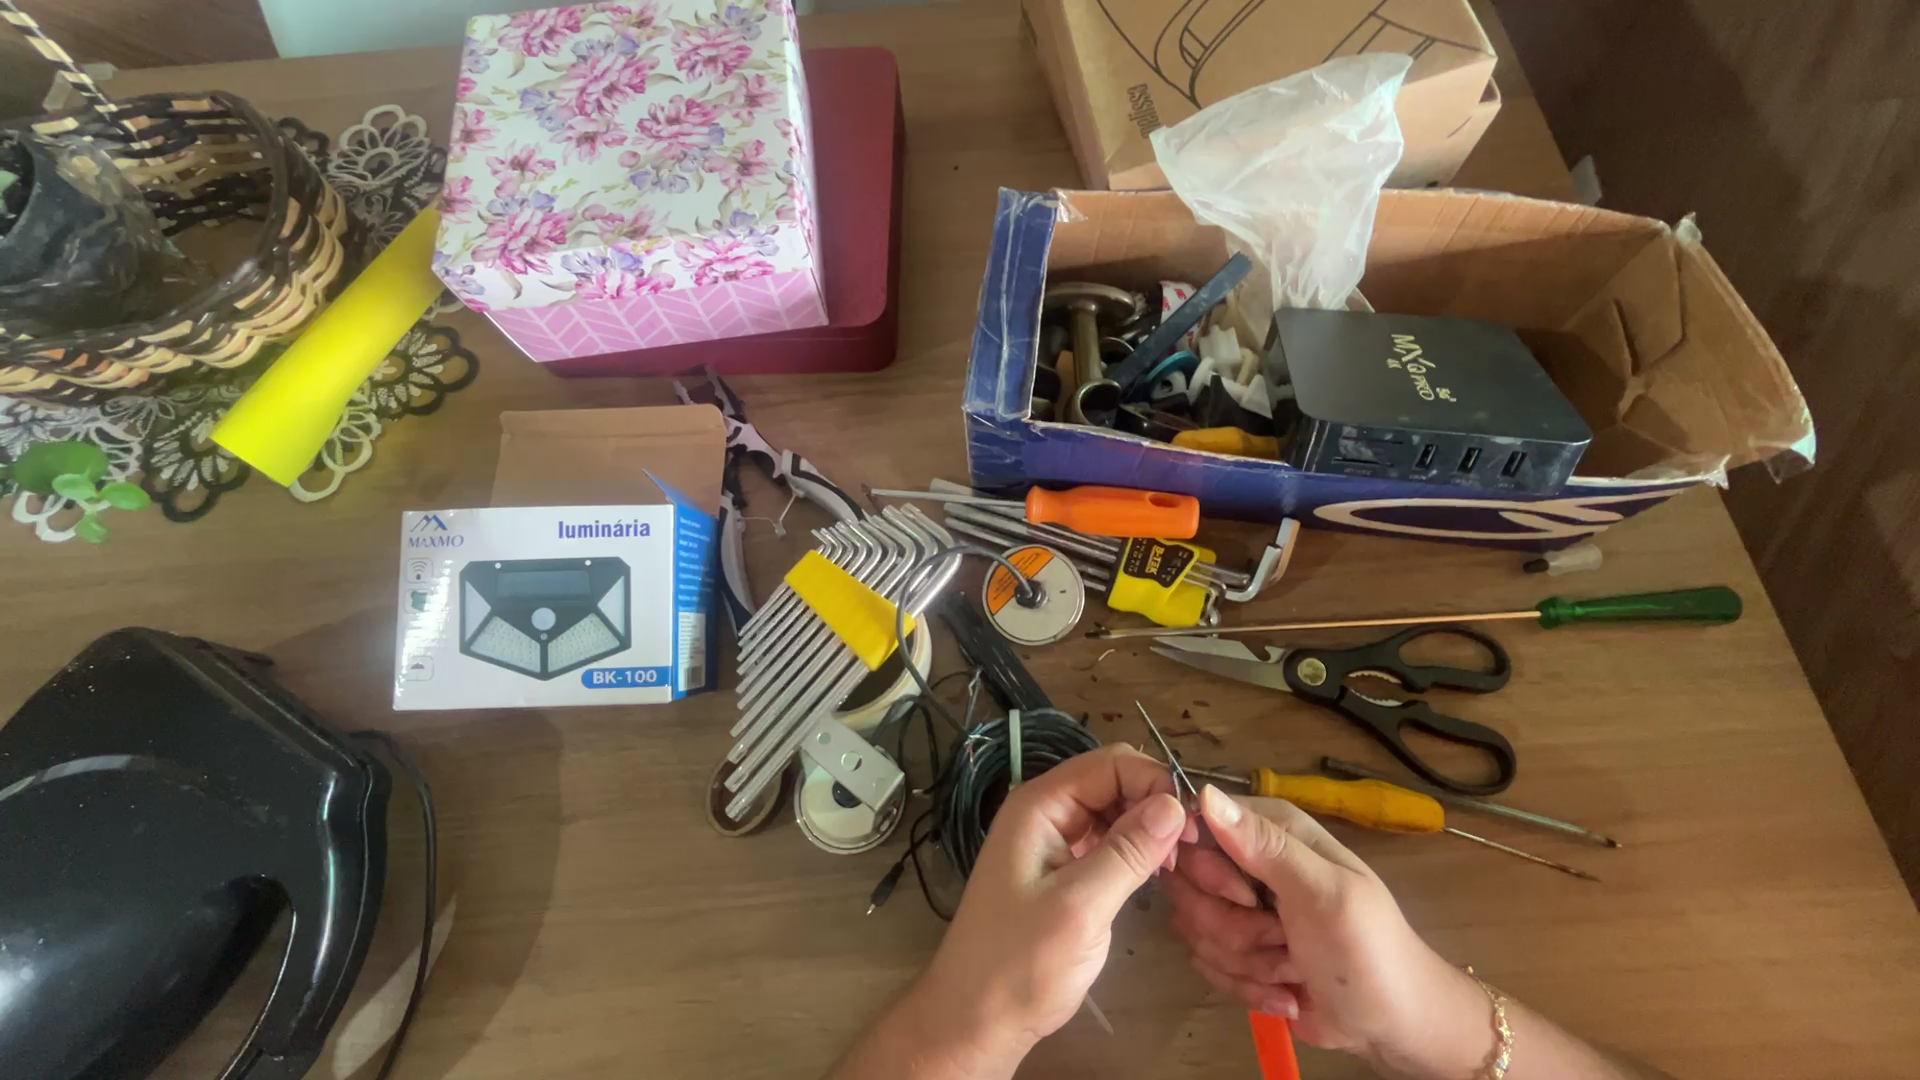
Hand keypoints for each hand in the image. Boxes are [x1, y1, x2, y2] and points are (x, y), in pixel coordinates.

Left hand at [904, 745, 1193, 1074]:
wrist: (976, 1017)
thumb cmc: (1020, 962)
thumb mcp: (1080, 906)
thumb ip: (1127, 852)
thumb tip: (1174, 804)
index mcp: (1040, 804)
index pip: (1108, 763)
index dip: (1153, 781)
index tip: (1193, 822)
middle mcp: (1045, 810)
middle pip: (1111, 780)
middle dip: (1154, 801)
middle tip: (1191, 845)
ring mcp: (1052, 838)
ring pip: (1112, 808)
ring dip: (1147, 825)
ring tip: (1179, 861)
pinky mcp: (1062, 866)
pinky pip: (1105, 838)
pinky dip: (1133, 847)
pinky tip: (1156, 870)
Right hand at [1164, 786, 1497, 1079]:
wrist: (1393, 1027)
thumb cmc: (1368, 952)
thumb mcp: (1324, 894)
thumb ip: (1266, 845)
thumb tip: (1204, 793)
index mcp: (1268, 828)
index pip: (1193, 825)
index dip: (1208, 868)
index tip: (1244, 897)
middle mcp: (1245, 856)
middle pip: (1187, 882)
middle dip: (1232, 926)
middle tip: (1281, 938)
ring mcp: (1235, 903)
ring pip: (1193, 925)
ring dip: (1245, 960)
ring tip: (1292, 967)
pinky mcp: (1232, 944)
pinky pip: (1204, 959)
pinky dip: (1245, 984)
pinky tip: (1284, 989)